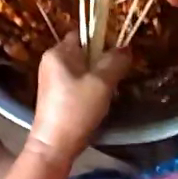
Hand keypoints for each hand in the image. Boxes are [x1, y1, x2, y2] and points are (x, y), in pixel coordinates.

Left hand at [26, 35, 129, 156]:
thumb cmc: (76, 109)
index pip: (82, 33)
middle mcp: (51, 61)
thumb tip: (126, 47)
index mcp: (57, 52)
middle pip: (83, 51)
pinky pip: (76, 82)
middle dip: (101, 59)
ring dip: (97, 75)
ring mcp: (51, 79)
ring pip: (81, 68)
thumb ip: (115, 62)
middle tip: (119, 70)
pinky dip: (89, 86)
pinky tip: (99, 99)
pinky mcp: (55, 95)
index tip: (119, 48)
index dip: (102, 37)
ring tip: (111, 87)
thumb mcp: (101, 83)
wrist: (54, 145)